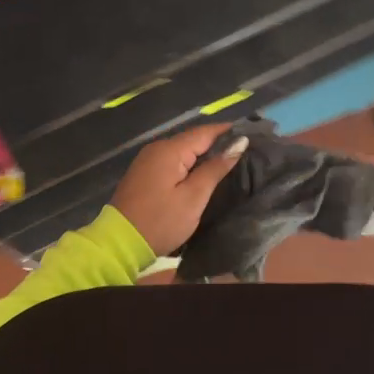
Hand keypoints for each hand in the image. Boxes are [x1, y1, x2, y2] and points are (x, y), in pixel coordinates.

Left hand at [110, 124, 248, 254]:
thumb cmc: (161, 221)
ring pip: (182, 150)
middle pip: (193, 139)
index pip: (204, 132)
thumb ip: (215, 169)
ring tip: (230, 162)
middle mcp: (157, 148)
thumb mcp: (193, 197)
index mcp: (169, 150)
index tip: (252, 136)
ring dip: (203, 155)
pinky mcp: (145, 173)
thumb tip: (238, 143)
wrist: (120, 241)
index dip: (228, 132)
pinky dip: (189, 164)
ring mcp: (148, 160)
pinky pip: (172, 161)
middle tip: (246, 152)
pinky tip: (203, 173)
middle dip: (217, 143)